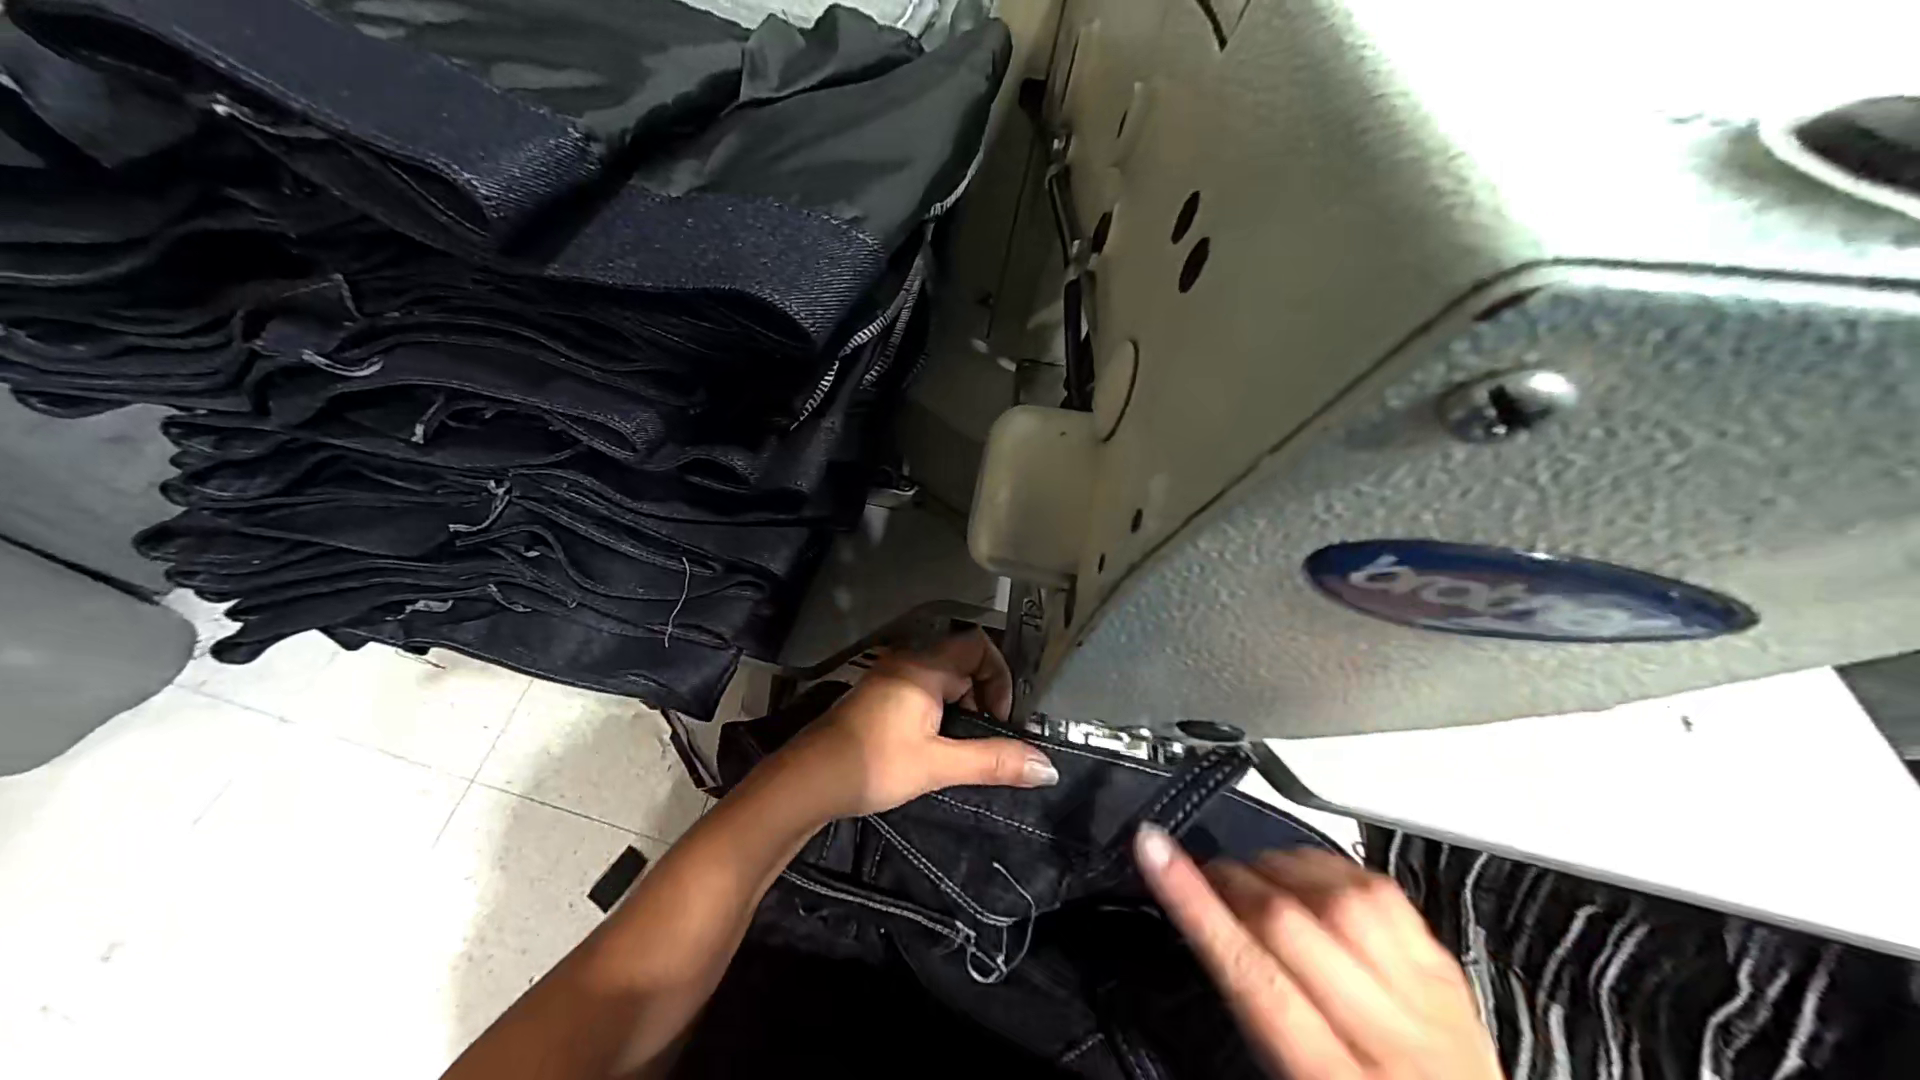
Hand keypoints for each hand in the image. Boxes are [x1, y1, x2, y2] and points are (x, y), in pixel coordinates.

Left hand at [771, 629, 1058, 818]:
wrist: (806, 781)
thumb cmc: (872, 765)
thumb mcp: (937, 766)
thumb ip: (992, 762)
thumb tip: (1048, 768)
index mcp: (923, 667)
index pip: (978, 645)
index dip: (999, 676)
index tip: (998, 717)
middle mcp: (906, 662)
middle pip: (962, 661)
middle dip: (983, 695)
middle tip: (986, 735)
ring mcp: (889, 678)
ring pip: (942, 678)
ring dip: (962, 705)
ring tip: (963, 745)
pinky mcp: (879, 696)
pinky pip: (923, 690)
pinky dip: (941, 710)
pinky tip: (935, 744)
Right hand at [1135, 827, 1502, 1079]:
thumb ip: (1245, 1021)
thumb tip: (1202, 932)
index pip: (1250, 974)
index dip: (1193, 902)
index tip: (1152, 849)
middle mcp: (1393, 1043)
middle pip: (1290, 925)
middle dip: (1230, 880)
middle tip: (1201, 871)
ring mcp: (1429, 1003)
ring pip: (1341, 896)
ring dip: (1279, 867)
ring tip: (1251, 872)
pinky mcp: (1448, 973)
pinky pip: (1384, 893)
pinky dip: (1332, 867)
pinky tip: (1307, 872)